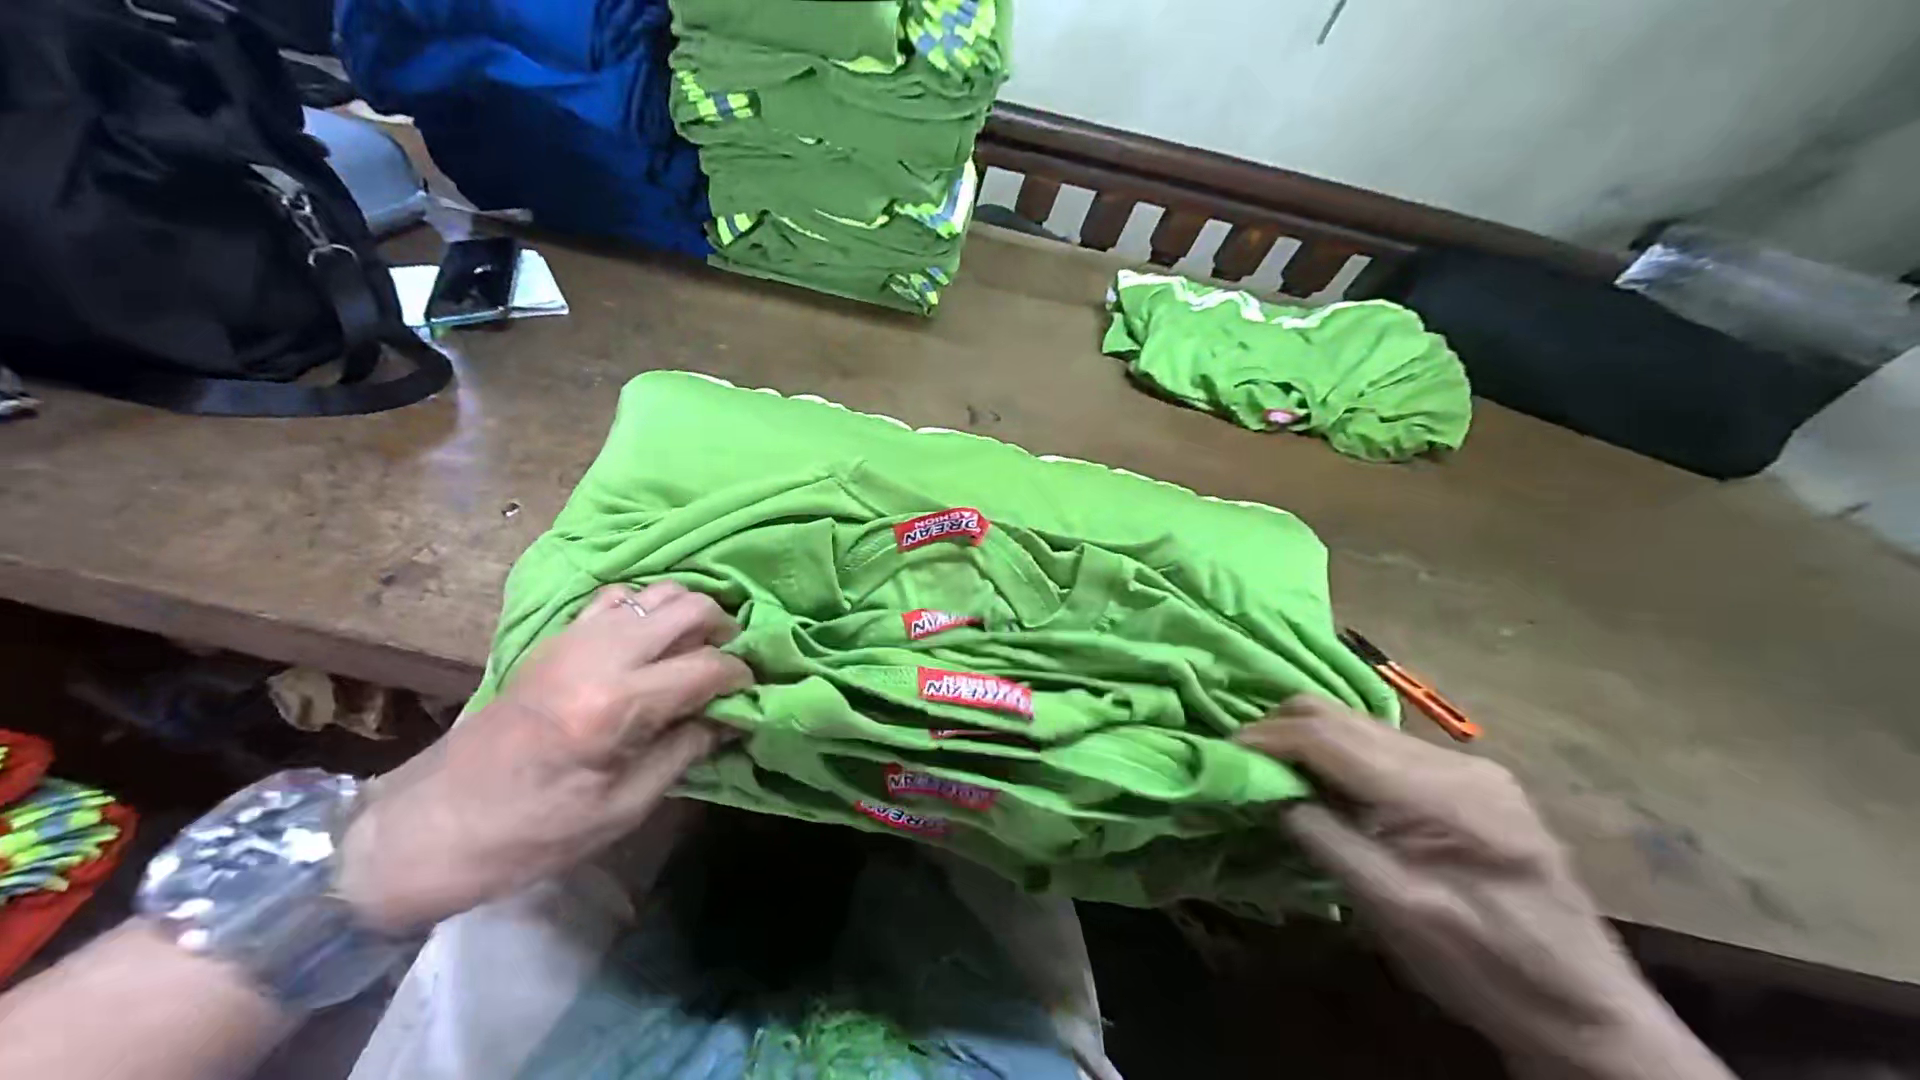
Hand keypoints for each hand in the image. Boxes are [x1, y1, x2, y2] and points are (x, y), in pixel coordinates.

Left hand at [336, 582, 752, 933]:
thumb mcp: (624, 807)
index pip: (707, 666)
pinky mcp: (555, 637)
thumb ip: (686, 750)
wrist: (432, 824)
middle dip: (722, 630)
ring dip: (687, 614)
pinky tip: (650, 643)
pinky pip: (617, 598)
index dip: (740, 676)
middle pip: (688, 607)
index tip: (751, 692)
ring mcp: (573, 638)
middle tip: (729, 664)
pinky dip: (647, 610)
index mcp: (617, 705)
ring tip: (696, 649)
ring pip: (656, 592)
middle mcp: (599, 655)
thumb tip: (731, 717)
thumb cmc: (534, 832)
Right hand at [1237, 697, 1731, 1079]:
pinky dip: (1336, 754)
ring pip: (1357, 723)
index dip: (1268, 739)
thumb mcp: (1395, 911)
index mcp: (1444, 795)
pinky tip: (1322, 784)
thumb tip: (1269, 790)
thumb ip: (1326, 839)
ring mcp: (1464, 767)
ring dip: (1306, 740)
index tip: (1222, 752)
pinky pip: (1379, 746)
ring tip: (1271, 771)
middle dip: (1281, 730)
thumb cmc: (1488, 970)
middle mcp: (1455, 763)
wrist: (1588, 1013)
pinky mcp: (1464, 781)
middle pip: (1342, 716)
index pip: (1331, 738)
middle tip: (1241, 761)